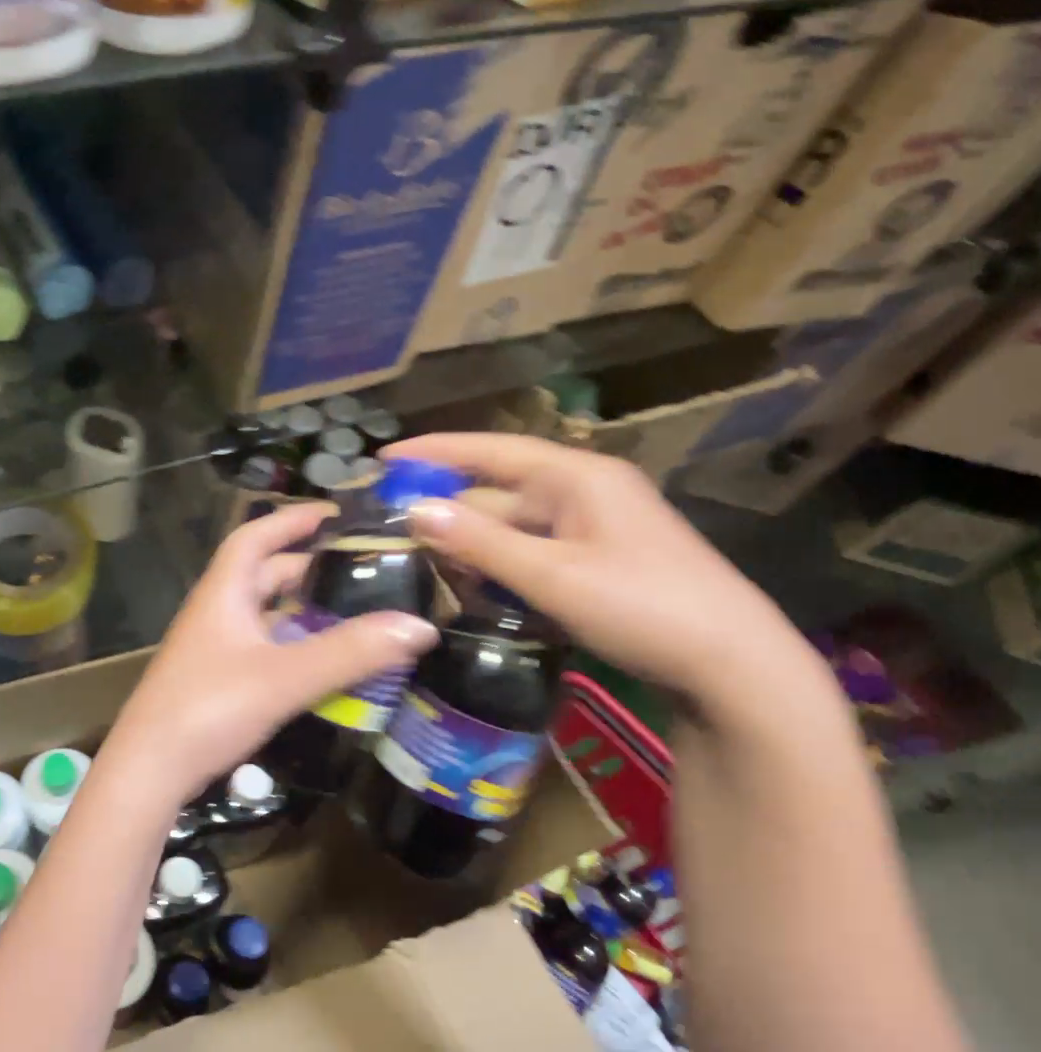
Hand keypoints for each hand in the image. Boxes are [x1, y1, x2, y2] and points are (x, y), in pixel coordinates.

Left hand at [102, 503, 438, 805]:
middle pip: (262, 574)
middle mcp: (216, 611)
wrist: (149, 767)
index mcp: (223, 593)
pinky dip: (293, 643)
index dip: (291, 519)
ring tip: (353, 609)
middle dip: (307, 565)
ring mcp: (213, 647)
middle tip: (361, 566)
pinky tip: (323, 660)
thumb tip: (421, 625)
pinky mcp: (216, 680)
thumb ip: (350, 652)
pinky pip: (262, 646)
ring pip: (263, 613)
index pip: (255, 536)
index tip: (334, 512)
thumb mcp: (285, 677)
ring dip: (302, 607)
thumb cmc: (209, 708)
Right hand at [385, 433, 814, 702]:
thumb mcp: (552, 575)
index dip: (436, 452)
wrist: (734, 669)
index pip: (492, 450)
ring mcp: (591, 530)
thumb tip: (413, 510)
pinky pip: (529, 552)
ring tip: (413, 557)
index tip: (384, 460)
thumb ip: (480, 542)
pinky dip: (495, 563)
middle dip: (445, 506)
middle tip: (386, 525)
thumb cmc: (644, 606)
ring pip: (510, 526)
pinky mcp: (595, 563)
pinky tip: (466, 583)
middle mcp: (582, 493)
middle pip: (496, 491)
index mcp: (577, 478)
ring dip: (467, 541)